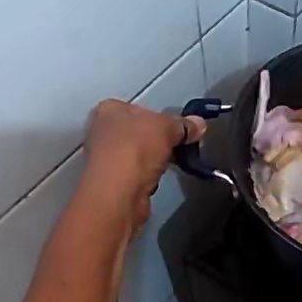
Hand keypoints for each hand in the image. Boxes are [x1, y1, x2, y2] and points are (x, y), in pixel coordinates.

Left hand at [77, 99, 205, 228]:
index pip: (139, 108)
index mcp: (109, 109)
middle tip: (180, 147)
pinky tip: (154, 181)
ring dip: (154, 160)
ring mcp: (104, 158)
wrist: (118, 194)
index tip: (178, 129)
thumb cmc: (137, 149)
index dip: (161, 117)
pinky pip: (136, 174)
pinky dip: (146, 177)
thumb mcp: (166, 128)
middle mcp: (101, 131)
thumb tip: (200, 124)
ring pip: (139, 154)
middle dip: (160, 141)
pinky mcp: (111, 182)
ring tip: (168, 165)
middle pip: (140, 132)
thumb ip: (183, 125)